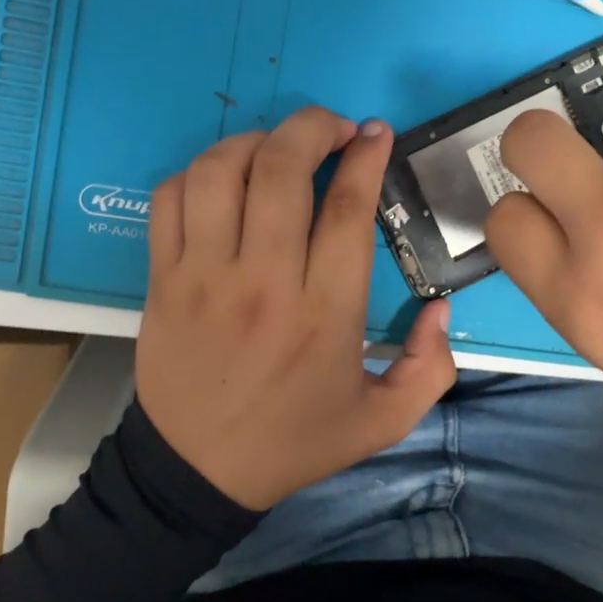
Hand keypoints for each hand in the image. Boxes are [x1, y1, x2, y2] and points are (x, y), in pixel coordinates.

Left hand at [135, 106, 456, 510]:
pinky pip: (170, 198)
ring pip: (221, 171)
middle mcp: (264, 282)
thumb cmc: (294, 441)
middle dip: (314, 128)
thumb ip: (430, 367)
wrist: (198, 473)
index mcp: (325, 313)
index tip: (376, 134)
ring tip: (279, 148)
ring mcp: (203, 276)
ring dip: (256, 141)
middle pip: (282, 170)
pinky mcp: (162, 278)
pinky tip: (226, 179)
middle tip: (335, 128)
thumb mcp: (383, 421)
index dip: (366, 157)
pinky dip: (198, 172)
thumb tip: (441, 308)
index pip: (347, 208)